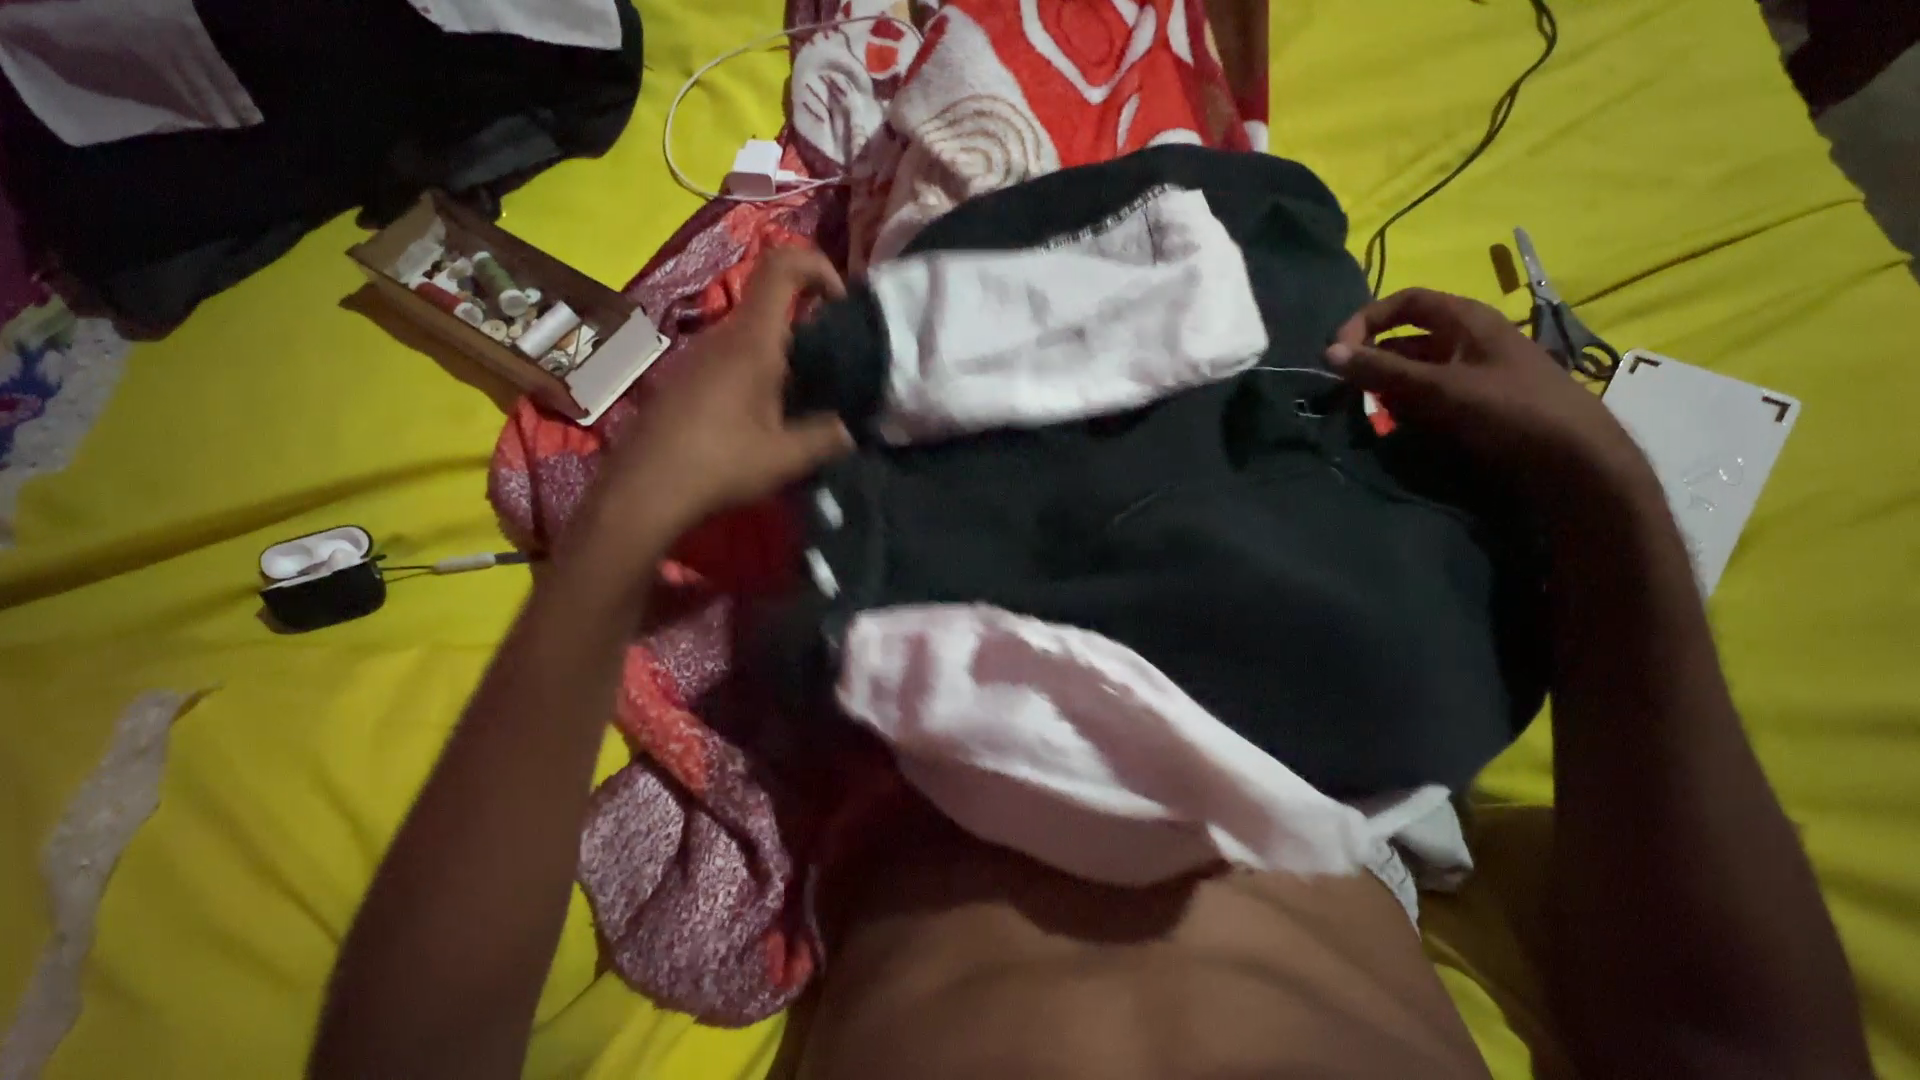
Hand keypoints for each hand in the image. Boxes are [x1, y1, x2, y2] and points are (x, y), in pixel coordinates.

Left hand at [576, 247, 854, 552]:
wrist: (642, 490)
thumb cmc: (718, 464)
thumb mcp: (785, 458)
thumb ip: (827, 437)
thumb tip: (851, 430)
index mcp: (752, 340)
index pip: (782, 265)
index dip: (818, 265)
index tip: (842, 303)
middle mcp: (723, 335)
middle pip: (771, 303)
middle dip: (810, 325)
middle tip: (836, 368)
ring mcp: (699, 355)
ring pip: (752, 335)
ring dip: (784, 355)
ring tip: (804, 400)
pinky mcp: (685, 378)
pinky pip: (732, 358)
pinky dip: (758, 373)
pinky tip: (765, 419)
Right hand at [1326, 288, 1650, 498]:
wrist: (1574, 457)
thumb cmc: (1508, 410)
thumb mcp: (1439, 388)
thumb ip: (1382, 371)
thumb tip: (1329, 352)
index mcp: (1467, 319)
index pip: (1404, 302)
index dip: (1367, 320)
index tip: (1339, 352)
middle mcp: (1470, 338)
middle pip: (1407, 339)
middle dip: (1374, 362)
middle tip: (1349, 391)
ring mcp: (1477, 371)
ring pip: (1417, 371)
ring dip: (1390, 389)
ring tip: (1374, 414)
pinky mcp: (1480, 402)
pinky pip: (1432, 396)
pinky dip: (1410, 407)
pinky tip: (1402, 428)